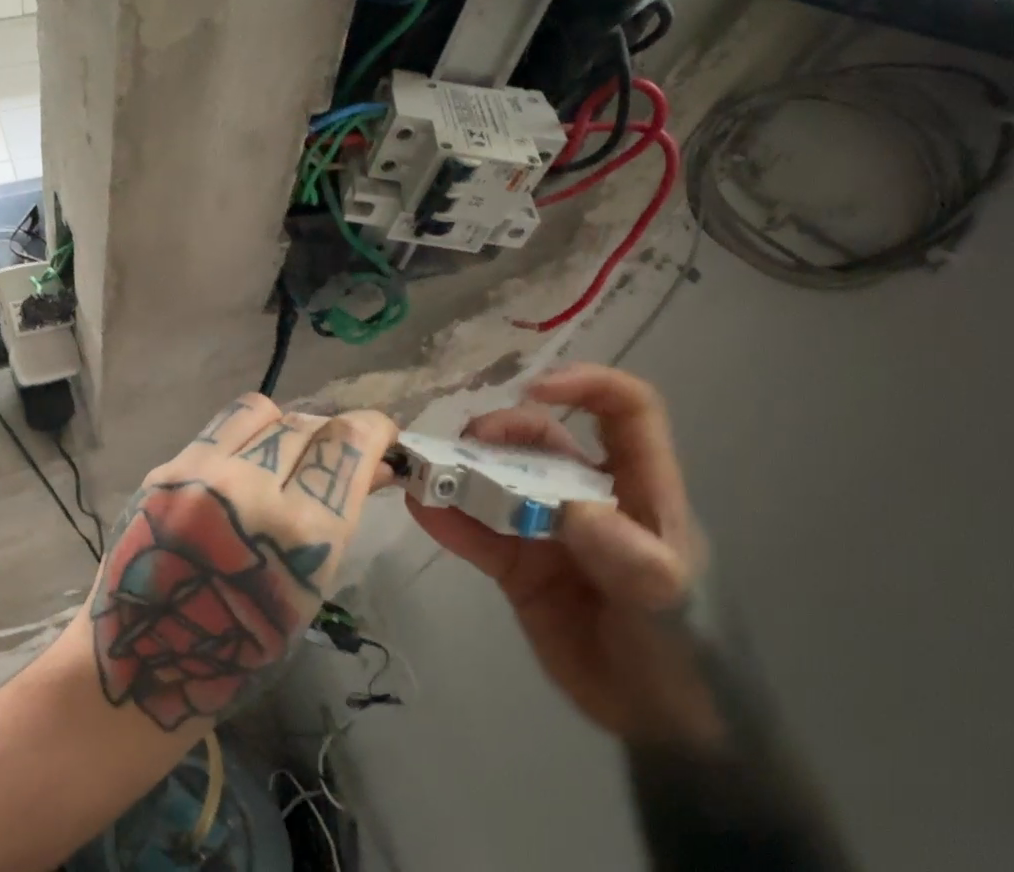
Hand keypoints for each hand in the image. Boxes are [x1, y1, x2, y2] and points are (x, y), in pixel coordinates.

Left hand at [85, 394, 398, 731]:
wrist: (143, 655)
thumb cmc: (241, 650)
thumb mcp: (309, 591)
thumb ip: (336, 522)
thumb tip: (373, 468)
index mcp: (302, 531)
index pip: (350, 443)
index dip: (375, 432)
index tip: (380, 439)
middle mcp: (250, 487)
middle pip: (308, 423)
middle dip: (331, 435)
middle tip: (331, 459)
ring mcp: (199, 472)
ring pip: (261, 411)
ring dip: (284, 427)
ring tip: (282, 458)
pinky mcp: (164, 469)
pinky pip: (217, 428)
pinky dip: (242, 436)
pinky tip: (240, 465)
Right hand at [406, 364, 724, 746]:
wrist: (663, 723)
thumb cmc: (688, 652)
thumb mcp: (669, 603)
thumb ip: (627, 556)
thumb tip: (567, 507)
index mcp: (642, 493)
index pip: (626, 414)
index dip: (587, 386)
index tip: (534, 390)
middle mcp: (590, 501)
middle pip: (543, 440)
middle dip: (502, 432)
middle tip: (463, 445)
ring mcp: (549, 534)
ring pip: (499, 482)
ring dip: (461, 472)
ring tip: (424, 473)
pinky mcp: (518, 569)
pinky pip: (475, 534)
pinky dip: (446, 519)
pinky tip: (421, 511)